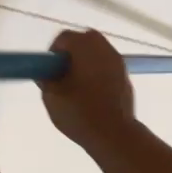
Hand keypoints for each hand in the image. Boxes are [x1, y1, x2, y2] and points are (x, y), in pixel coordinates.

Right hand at [39, 29, 138, 152]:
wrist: (115, 134)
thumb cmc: (80, 113)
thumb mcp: (51, 97)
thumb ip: (45, 79)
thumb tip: (46, 73)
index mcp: (85, 46)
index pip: (64, 37)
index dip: (53, 53)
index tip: (50, 71)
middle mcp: (104, 47)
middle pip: (83, 40)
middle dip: (71, 54)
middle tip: (63, 75)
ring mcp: (118, 61)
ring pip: (97, 52)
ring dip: (86, 62)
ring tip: (78, 86)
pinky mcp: (126, 75)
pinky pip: (107, 65)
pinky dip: (98, 72)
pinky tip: (93, 93)